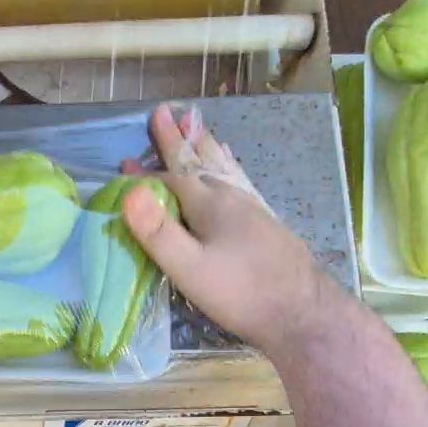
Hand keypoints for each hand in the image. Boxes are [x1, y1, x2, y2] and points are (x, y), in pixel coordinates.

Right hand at [122, 103, 339, 350]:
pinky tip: (234, 176)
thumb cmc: (240, 293)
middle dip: (181, 140)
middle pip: (202, 162)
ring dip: (207, 149)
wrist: (301, 313)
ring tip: (201, 130)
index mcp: (212, 204)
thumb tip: (128, 193)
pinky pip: (239, 184)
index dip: (147, 171)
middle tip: (168, 113)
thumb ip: (158, 232)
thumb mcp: (190, 267)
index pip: (173, 178)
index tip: (126, 159)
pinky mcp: (265, 227)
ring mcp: (253, 211)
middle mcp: (233, 198)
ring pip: (225, 170)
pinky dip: (229, 170)